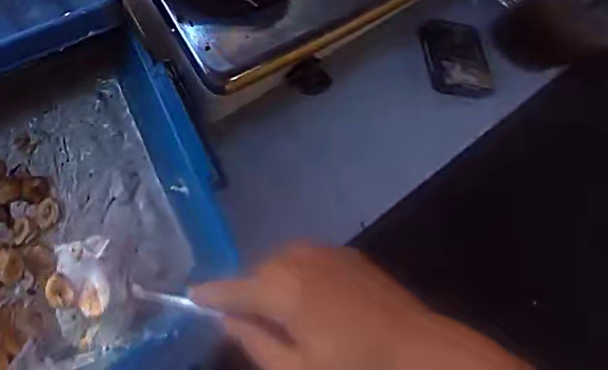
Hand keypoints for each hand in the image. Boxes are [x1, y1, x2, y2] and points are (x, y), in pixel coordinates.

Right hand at [191, 243, 529, 369]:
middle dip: (250, 294)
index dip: (211, 293)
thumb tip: (229, 321)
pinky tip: (313, 305)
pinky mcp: (345, 253)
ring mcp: (323, 250)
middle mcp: (296, 256)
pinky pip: (307, 261)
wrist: (416, 346)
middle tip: (248, 324)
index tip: (191, 295)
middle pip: (258, 273)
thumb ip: (258, 344)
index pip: (234, 287)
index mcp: (281, 286)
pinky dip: (298, 277)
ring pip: (282, 264)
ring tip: (284, 319)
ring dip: (275, 285)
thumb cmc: (353, 365)